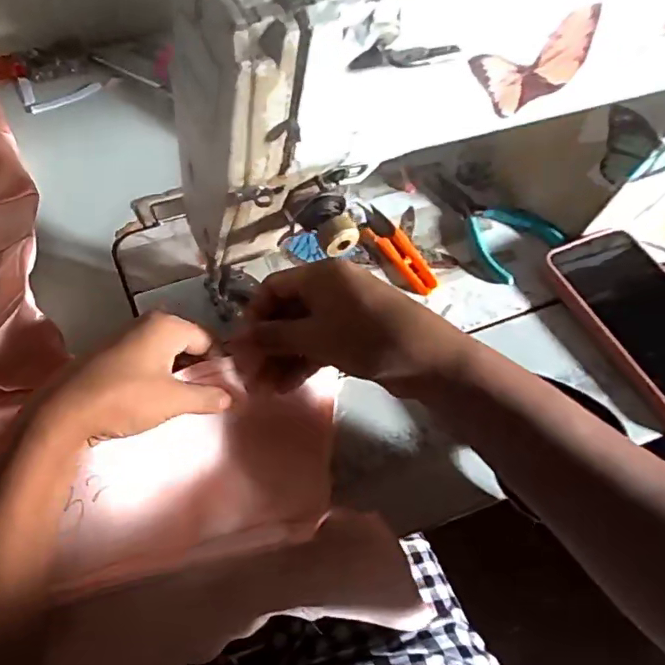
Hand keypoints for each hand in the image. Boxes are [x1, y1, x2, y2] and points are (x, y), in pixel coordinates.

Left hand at [32, 312, 231, 445]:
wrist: (65, 413)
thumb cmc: (126, 399)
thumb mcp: (174, 401)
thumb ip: (207, 396)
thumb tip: (230, 397)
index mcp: (166, 325)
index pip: (208, 340)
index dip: (219, 365)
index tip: (225, 390)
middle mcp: (147, 323)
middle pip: (187, 343)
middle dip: (198, 369)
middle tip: (206, 397)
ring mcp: (125, 337)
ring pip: (165, 352)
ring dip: (177, 374)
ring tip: (181, 401)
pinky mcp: (109, 355)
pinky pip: (145, 360)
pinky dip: (156, 376)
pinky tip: (154, 398)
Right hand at [230, 260, 473, 395]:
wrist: (428, 358)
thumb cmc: (366, 338)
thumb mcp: (314, 338)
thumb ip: (273, 337)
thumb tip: (236, 338)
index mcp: (319, 274)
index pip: (271, 288)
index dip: (253, 318)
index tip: (241, 348)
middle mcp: (330, 287)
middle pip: (285, 312)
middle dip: (266, 345)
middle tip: (251, 378)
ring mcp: (344, 311)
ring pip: (302, 332)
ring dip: (282, 359)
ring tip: (267, 390)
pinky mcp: (355, 333)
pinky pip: (320, 343)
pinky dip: (304, 361)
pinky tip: (289, 386)